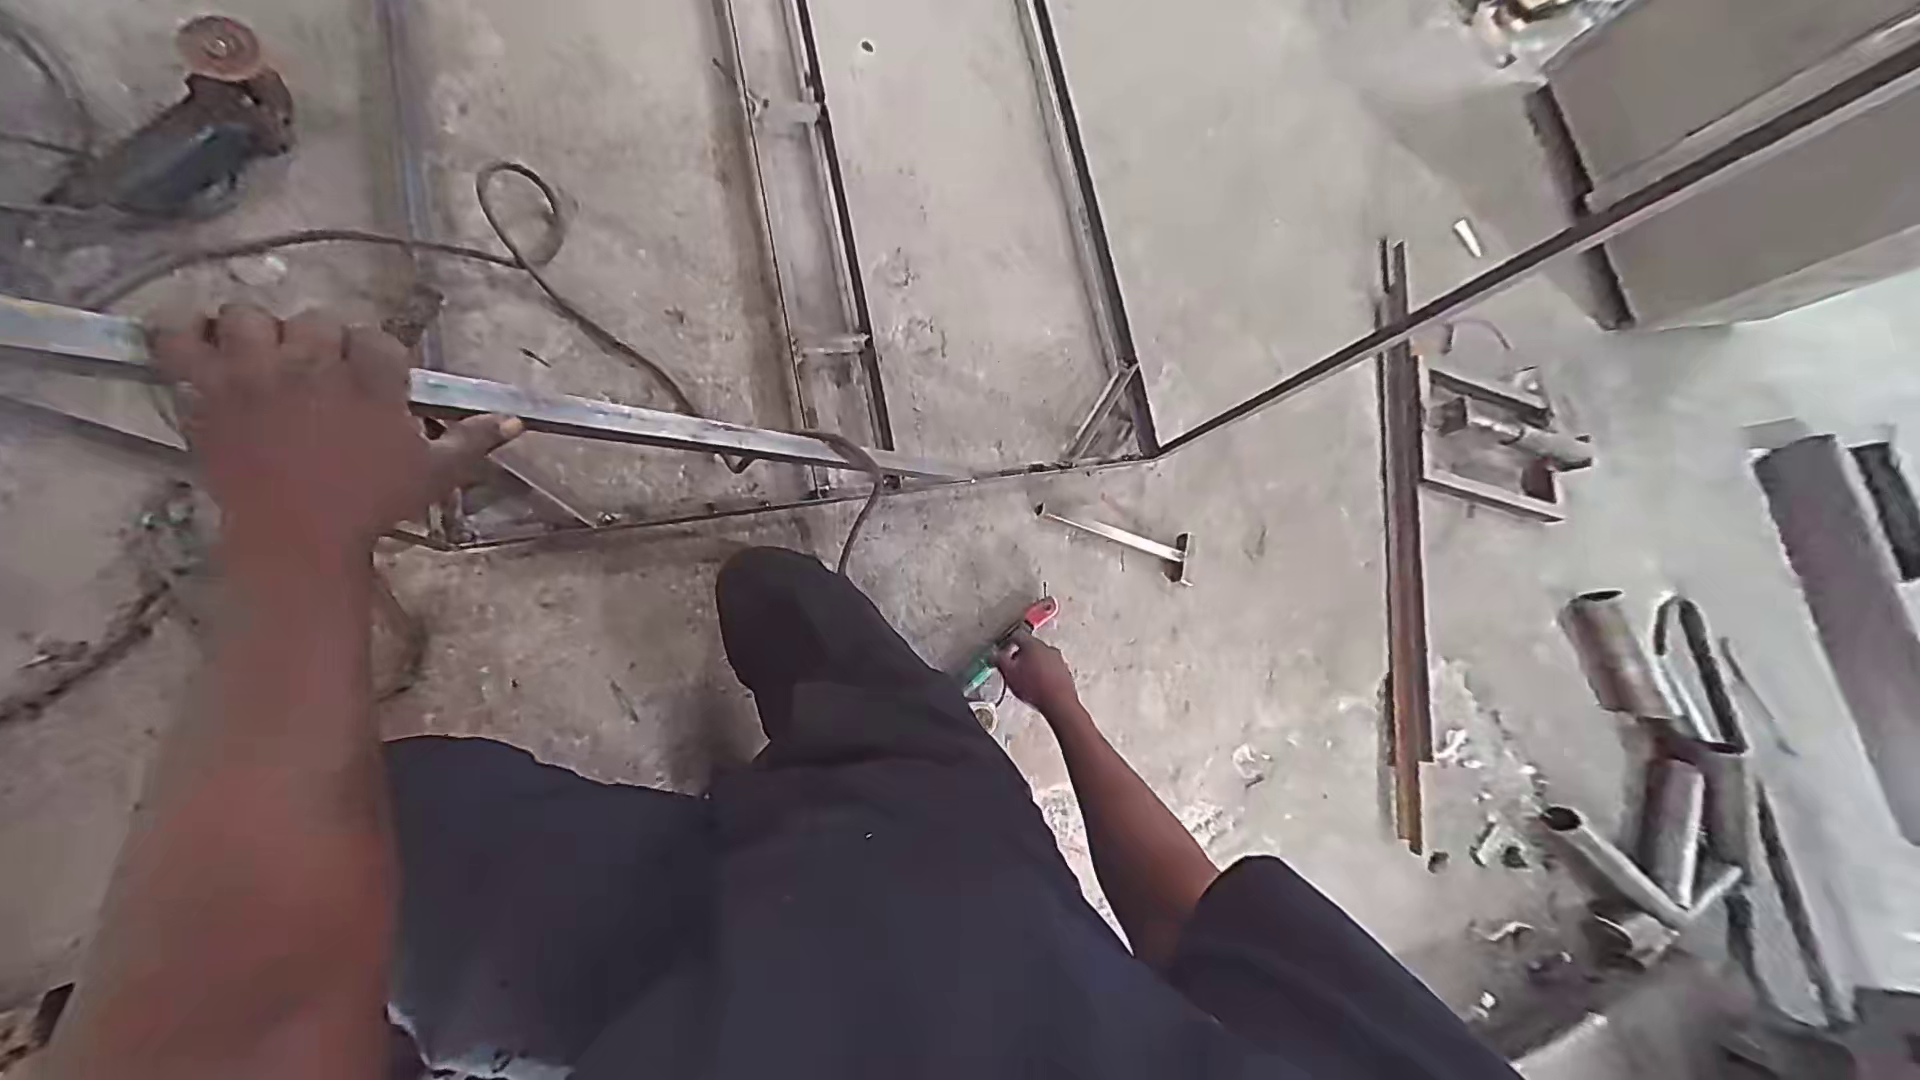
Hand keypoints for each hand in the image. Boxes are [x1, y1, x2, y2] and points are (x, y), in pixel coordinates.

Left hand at [153, 304, 522, 561]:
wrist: (298, 532)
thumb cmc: (376, 502)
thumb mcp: (438, 472)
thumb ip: (475, 439)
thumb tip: (515, 420)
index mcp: (372, 387)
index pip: (377, 339)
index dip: (381, 354)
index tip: (381, 376)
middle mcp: (312, 369)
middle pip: (316, 322)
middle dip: (327, 342)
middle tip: (331, 372)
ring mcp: (251, 375)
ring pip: (246, 315)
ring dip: (262, 331)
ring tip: (272, 358)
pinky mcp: (202, 389)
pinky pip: (175, 335)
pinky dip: (187, 333)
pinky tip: (210, 349)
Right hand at [994, 627, 1082, 716]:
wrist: (1058, 703)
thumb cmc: (1034, 687)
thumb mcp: (1008, 673)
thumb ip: (998, 660)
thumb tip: (993, 654)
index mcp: (1032, 644)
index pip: (1017, 636)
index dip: (1007, 643)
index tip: (1003, 651)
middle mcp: (1047, 648)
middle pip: (1030, 647)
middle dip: (1020, 656)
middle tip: (1013, 669)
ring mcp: (1058, 660)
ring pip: (1041, 658)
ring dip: (1032, 665)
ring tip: (1025, 680)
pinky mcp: (1065, 672)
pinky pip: (1051, 669)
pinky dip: (1043, 674)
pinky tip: (1038, 686)